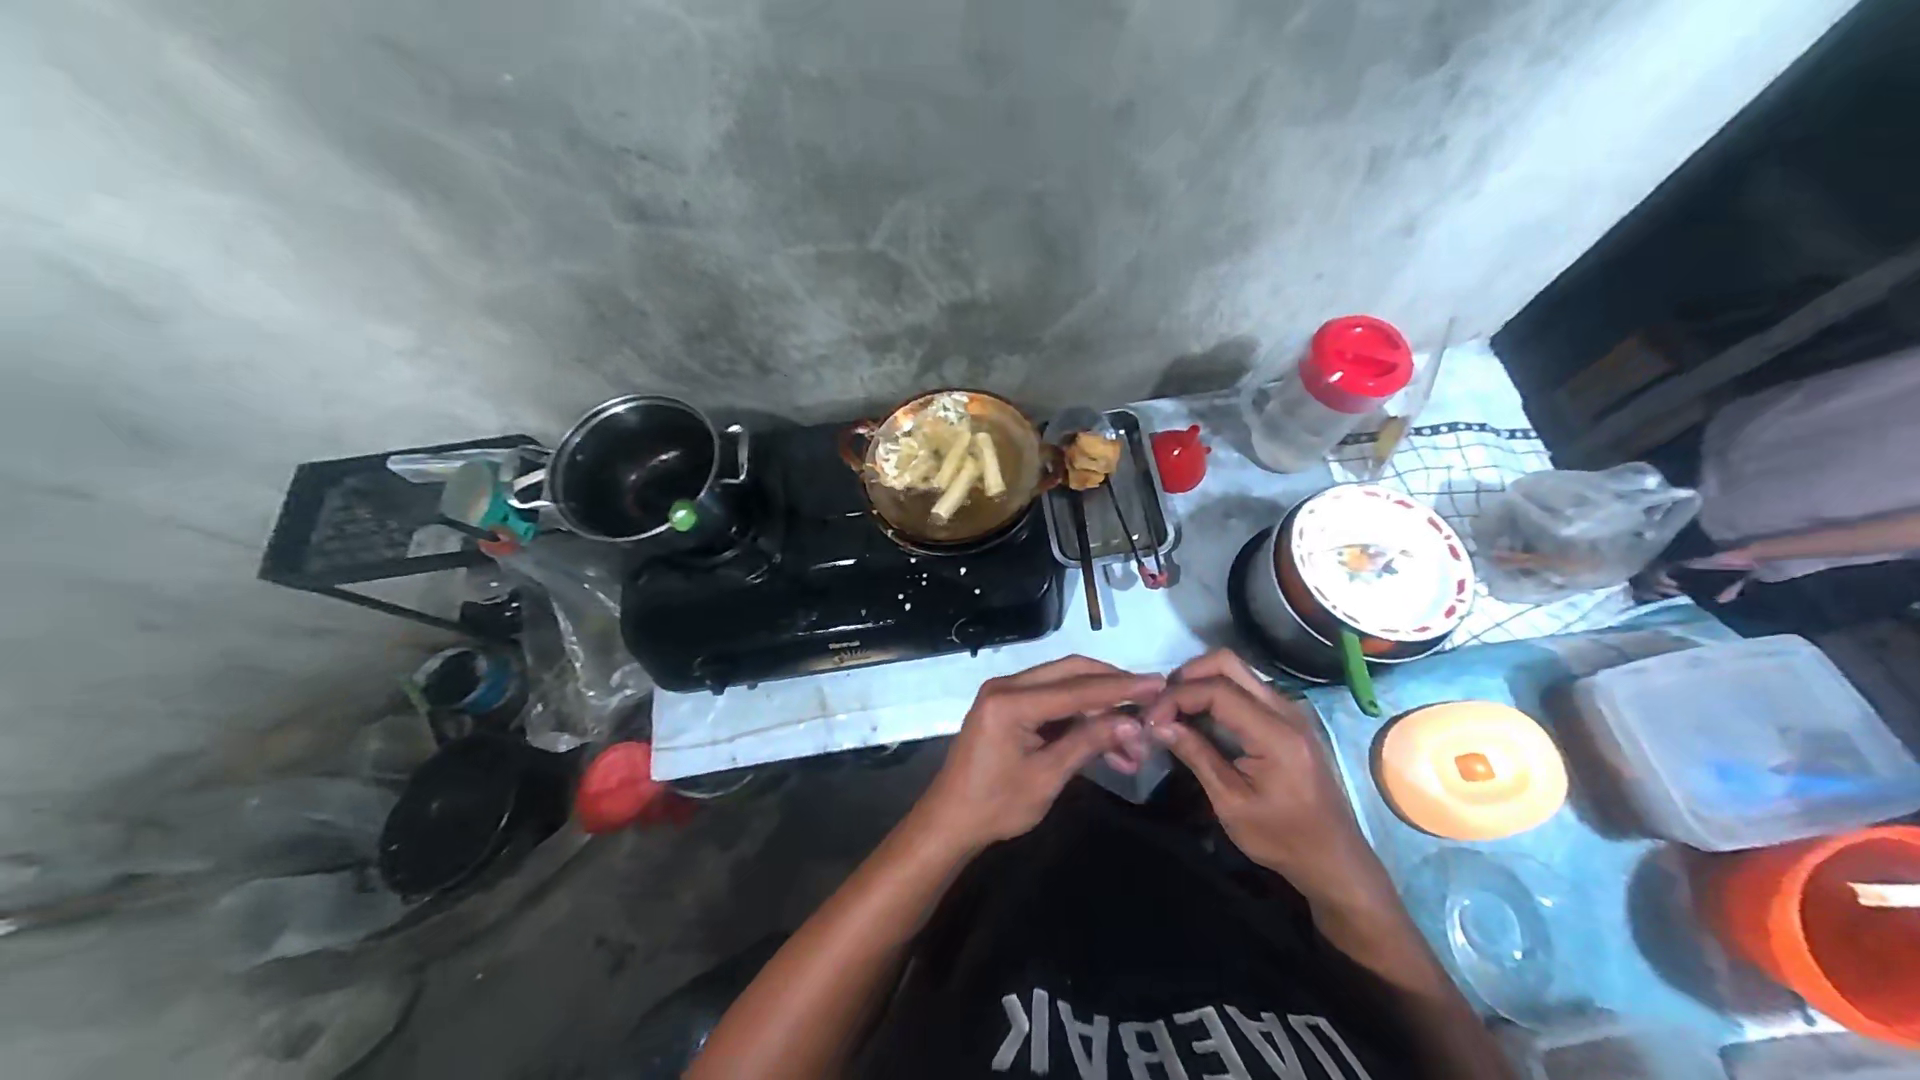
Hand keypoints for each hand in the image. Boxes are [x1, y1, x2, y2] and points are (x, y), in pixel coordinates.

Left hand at [915, 656, 1163, 854]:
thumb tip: (1133, 723)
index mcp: (1011, 701)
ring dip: (1099, 709)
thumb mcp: (1048, 776)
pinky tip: (1108, 746)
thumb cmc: (996, 805)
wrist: (951, 821)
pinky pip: (1052, 702)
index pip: (1077, 687)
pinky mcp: (1009, 707)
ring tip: (1134, 744)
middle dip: (1113, 688)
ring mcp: (1006, 694)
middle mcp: (1007, 686)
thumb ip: (1088, 742)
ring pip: (1065, 686)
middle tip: (1151, 704)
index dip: (1121, 687)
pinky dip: (1080, 719)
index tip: (1160, 684)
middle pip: (1072, 673)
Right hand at [1142, 649, 1389, 906]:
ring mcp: (1289, 710)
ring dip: (1200, 681)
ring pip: (1236, 670)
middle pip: (1227, 663)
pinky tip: (1198, 718)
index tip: (1151, 720)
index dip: (1176, 697)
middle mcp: (1286, 710)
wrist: (1334, 859)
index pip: (1216, 690)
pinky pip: (1245, 687)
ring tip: (1174, 711)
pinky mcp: (1286, 718)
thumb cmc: (1282, 838)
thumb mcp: (1231, 803)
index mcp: (1276, 734)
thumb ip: (1196, 755)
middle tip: (1161, 706)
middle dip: (1186, 676)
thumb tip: (1157, 725)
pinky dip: (1215, 691)